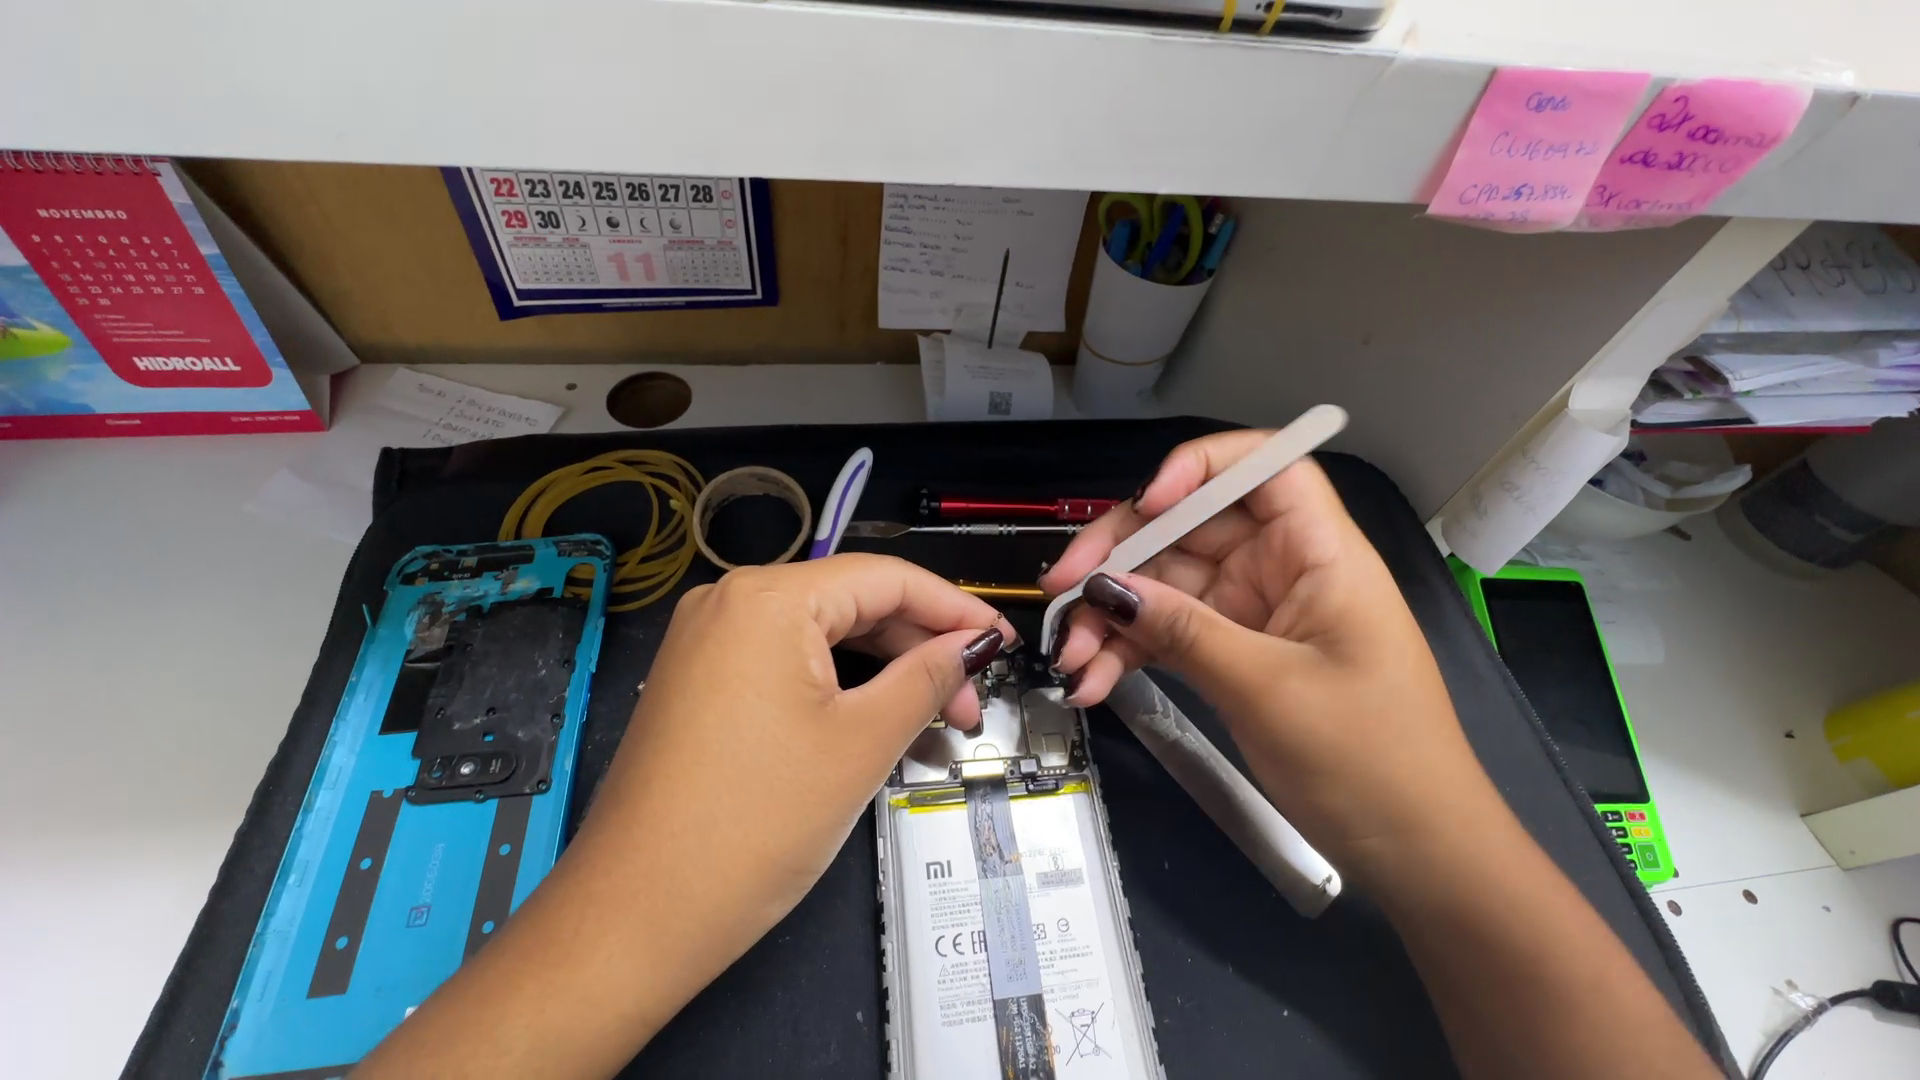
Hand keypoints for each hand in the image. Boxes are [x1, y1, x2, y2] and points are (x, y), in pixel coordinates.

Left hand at [360, 555, 1011, 1078]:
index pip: (886, 578)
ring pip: (823, 639)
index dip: (955, 607)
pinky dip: (840, 689)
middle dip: (921, 650)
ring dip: (885, 673)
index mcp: (768, 598)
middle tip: (970, 704)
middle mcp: (730, 603)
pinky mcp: (702, 684)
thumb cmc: (754, 826)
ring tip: (935, 721)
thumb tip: (972, 644)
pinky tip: (879, 720)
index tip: (1002, 641)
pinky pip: (787, 666)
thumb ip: (927, 678)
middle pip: (853, 605)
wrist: (635, 918)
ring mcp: (708, 643)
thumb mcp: (861, 744)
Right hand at [1040, 432, 1492, 884]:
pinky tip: (1093, 681)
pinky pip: (1167, 635)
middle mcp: (1281, 569)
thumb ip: (1181, 630)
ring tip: (1071, 659)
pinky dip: (1127, 654)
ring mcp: (1252, 613)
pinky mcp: (1232, 654)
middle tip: (1061, 591)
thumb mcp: (1266, 688)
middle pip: (1190, 528)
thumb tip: (1106, 588)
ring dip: (1111, 619)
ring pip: (1165, 586)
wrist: (1412, 850)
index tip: (1145, 504)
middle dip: (1120, 557)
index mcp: (1318, 553)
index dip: (1199, 469)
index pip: (1264, 468)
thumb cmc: (1369, 758)